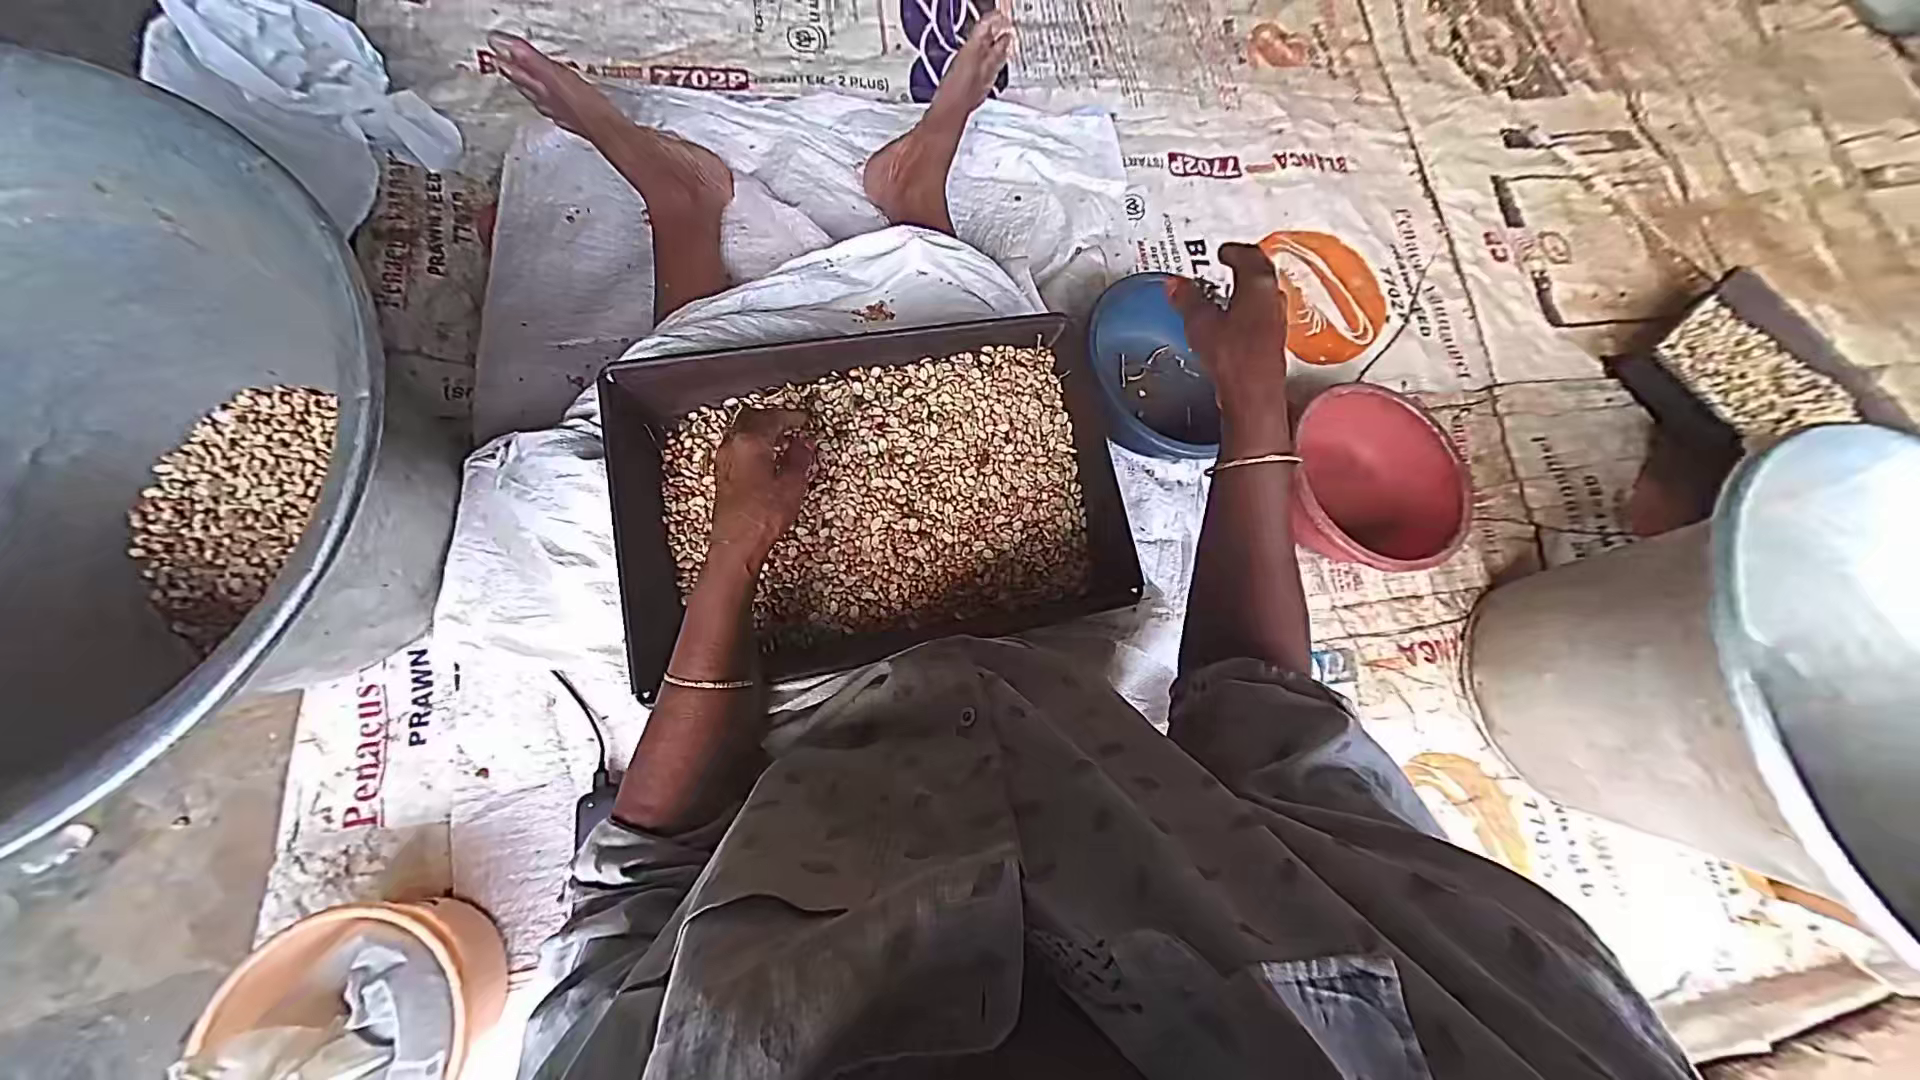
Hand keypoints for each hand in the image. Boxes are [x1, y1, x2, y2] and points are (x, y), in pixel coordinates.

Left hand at [708, 408, 816, 568]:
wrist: (737, 543)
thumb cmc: (761, 516)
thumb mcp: (792, 485)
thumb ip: (799, 458)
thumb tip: (804, 444)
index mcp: (750, 442)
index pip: (772, 417)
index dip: (791, 416)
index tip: (803, 419)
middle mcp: (733, 446)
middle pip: (752, 419)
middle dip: (772, 418)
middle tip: (791, 423)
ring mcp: (724, 461)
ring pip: (742, 433)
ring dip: (761, 432)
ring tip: (780, 439)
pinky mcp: (723, 476)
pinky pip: (738, 449)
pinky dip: (753, 446)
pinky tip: (765, 458)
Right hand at [1169, 243, 1292, 454]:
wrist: (1252, 393)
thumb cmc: (1233, 357)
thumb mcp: (1200, 323)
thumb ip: (1187, 299)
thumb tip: (1175, 284)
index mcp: (1258, 285)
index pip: (1248, 256)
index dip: (1233, 251)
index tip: (1224, 251)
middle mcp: (1273, 299)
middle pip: (1260, 272)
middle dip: (1243, 267)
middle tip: (1229, 265)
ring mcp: (1276, 321)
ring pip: (1262, 295)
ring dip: (1246, 290)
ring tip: (1228, 293)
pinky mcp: (1272, 341)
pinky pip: (1260, 316)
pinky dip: (1247, 310)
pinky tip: (1234, 323)